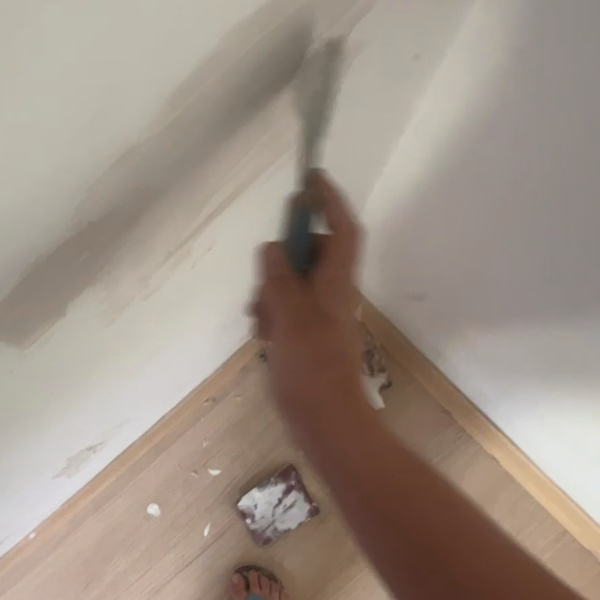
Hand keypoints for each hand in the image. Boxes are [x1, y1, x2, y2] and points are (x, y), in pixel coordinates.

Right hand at [251, 171, 369, 442]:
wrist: (325, 419)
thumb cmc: (311, 364)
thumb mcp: (288, 314)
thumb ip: (279, 276)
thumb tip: (272, 248)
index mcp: (337, 282)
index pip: (340, 229)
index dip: (329, 201)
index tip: (310, 179)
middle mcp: (334, 294)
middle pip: (311, 256)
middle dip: (282, 260)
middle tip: (261, 280)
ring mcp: (322, 317)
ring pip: (294, 285)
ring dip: (272, 294)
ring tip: (258, 320)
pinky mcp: (310, 339)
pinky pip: (289, 312)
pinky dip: (273, 316)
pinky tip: (263, 337)